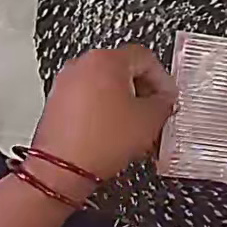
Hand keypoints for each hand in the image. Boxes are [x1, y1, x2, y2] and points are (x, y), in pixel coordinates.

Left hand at [32, 45, 179, 183]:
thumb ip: (164, 103)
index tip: (168, 98)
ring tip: (136, 126)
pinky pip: (89, 98)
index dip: (163, 79)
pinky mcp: (57, 103)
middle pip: (124, 70)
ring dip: (125, 102)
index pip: (145, 58)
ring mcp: (67, 83)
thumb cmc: (102, 141)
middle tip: (156, 111)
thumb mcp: (150, 120)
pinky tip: (115, 132)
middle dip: (144, 91)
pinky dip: (105, 110)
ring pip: (106, 85)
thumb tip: (164, 100)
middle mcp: (83, 65)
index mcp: (107, 60)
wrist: (62, 169)